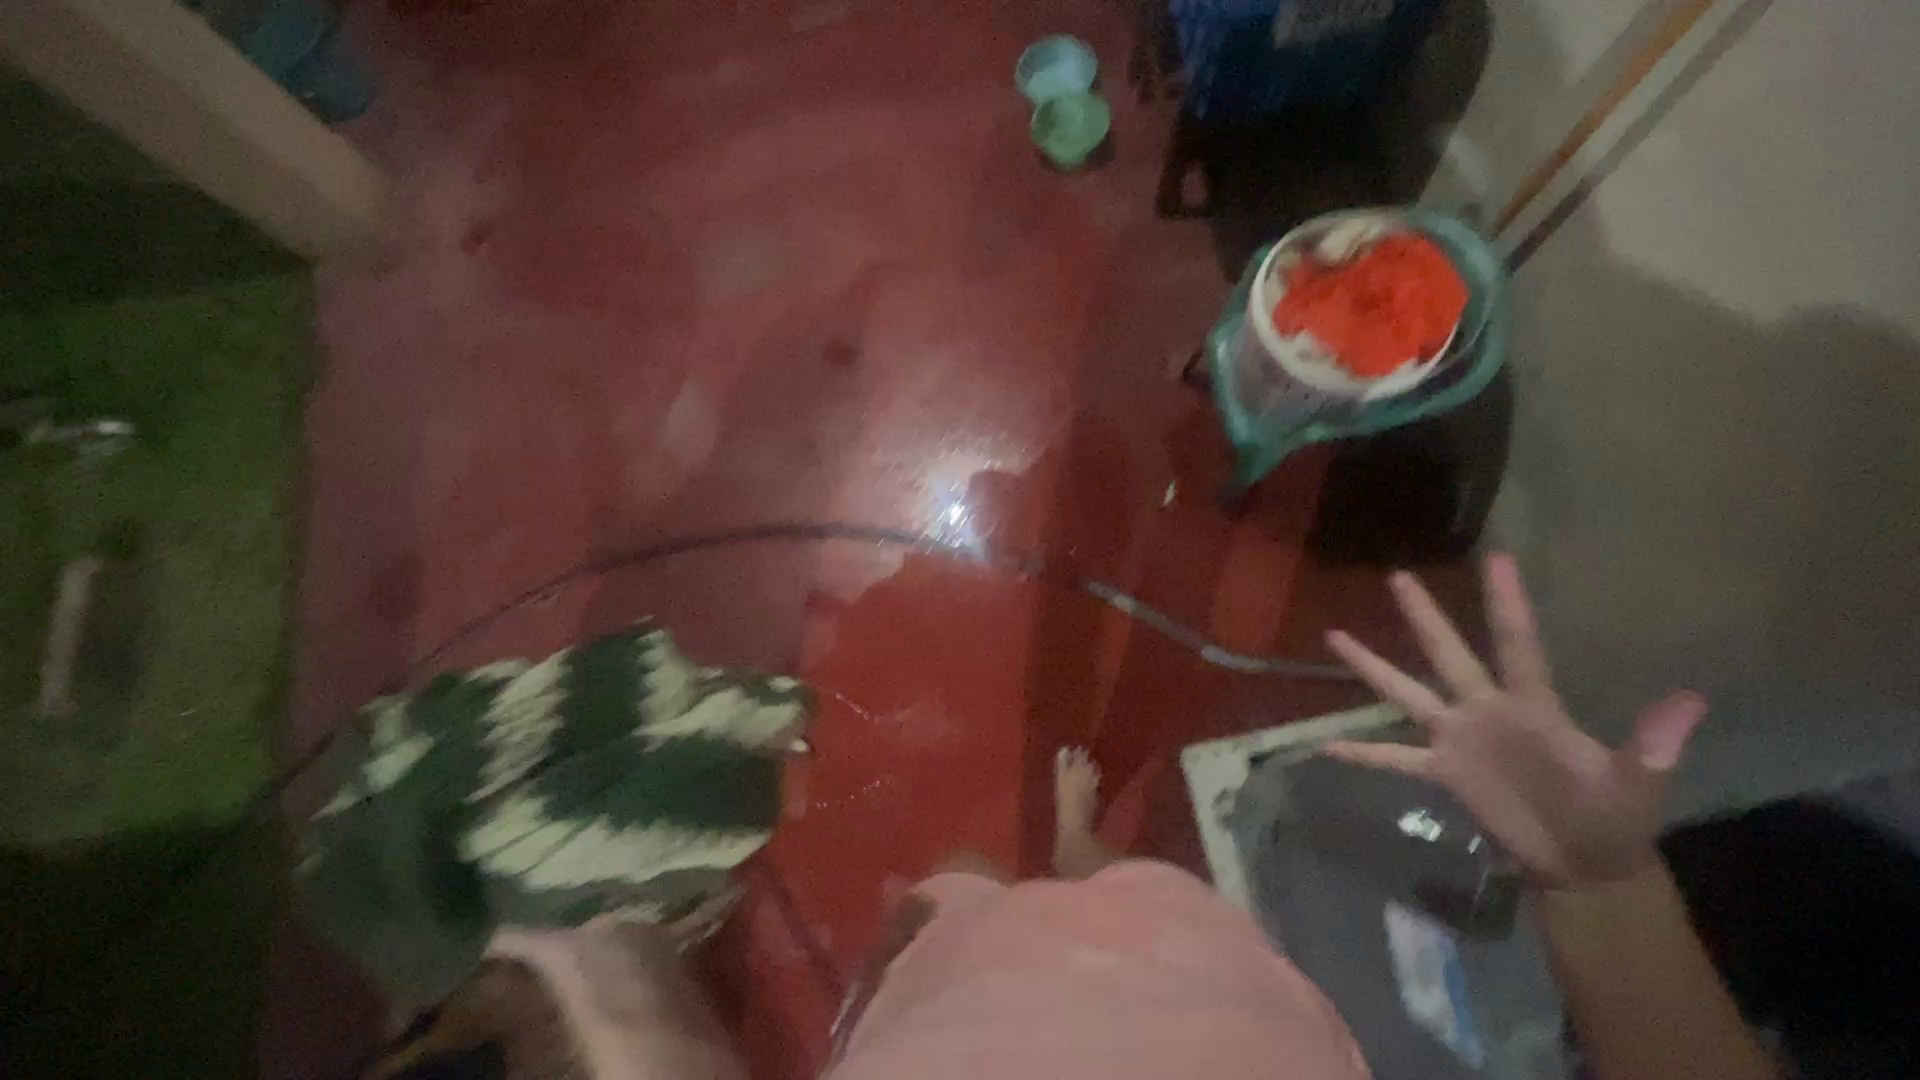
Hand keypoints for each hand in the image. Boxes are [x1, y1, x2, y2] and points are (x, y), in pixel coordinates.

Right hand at [1322, 554, 1707, 888]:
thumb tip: (1692, 700)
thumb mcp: (1637, 782)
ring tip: (1334, 636)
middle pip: (1447, 654)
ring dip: (1372, 666)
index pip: (1517, 644)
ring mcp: (1458, 738)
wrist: (1583, 862)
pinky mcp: (1442, 771)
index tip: (1495, 559)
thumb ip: (1652, 744)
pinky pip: (1393, 758)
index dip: (1507, 603)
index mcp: (1532, 705)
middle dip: (1423, 616)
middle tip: (1398, 576)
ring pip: (1405, 693)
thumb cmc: (1614, 816)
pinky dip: (1361, 754)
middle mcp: (1485, 709)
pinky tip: (1323, 746)